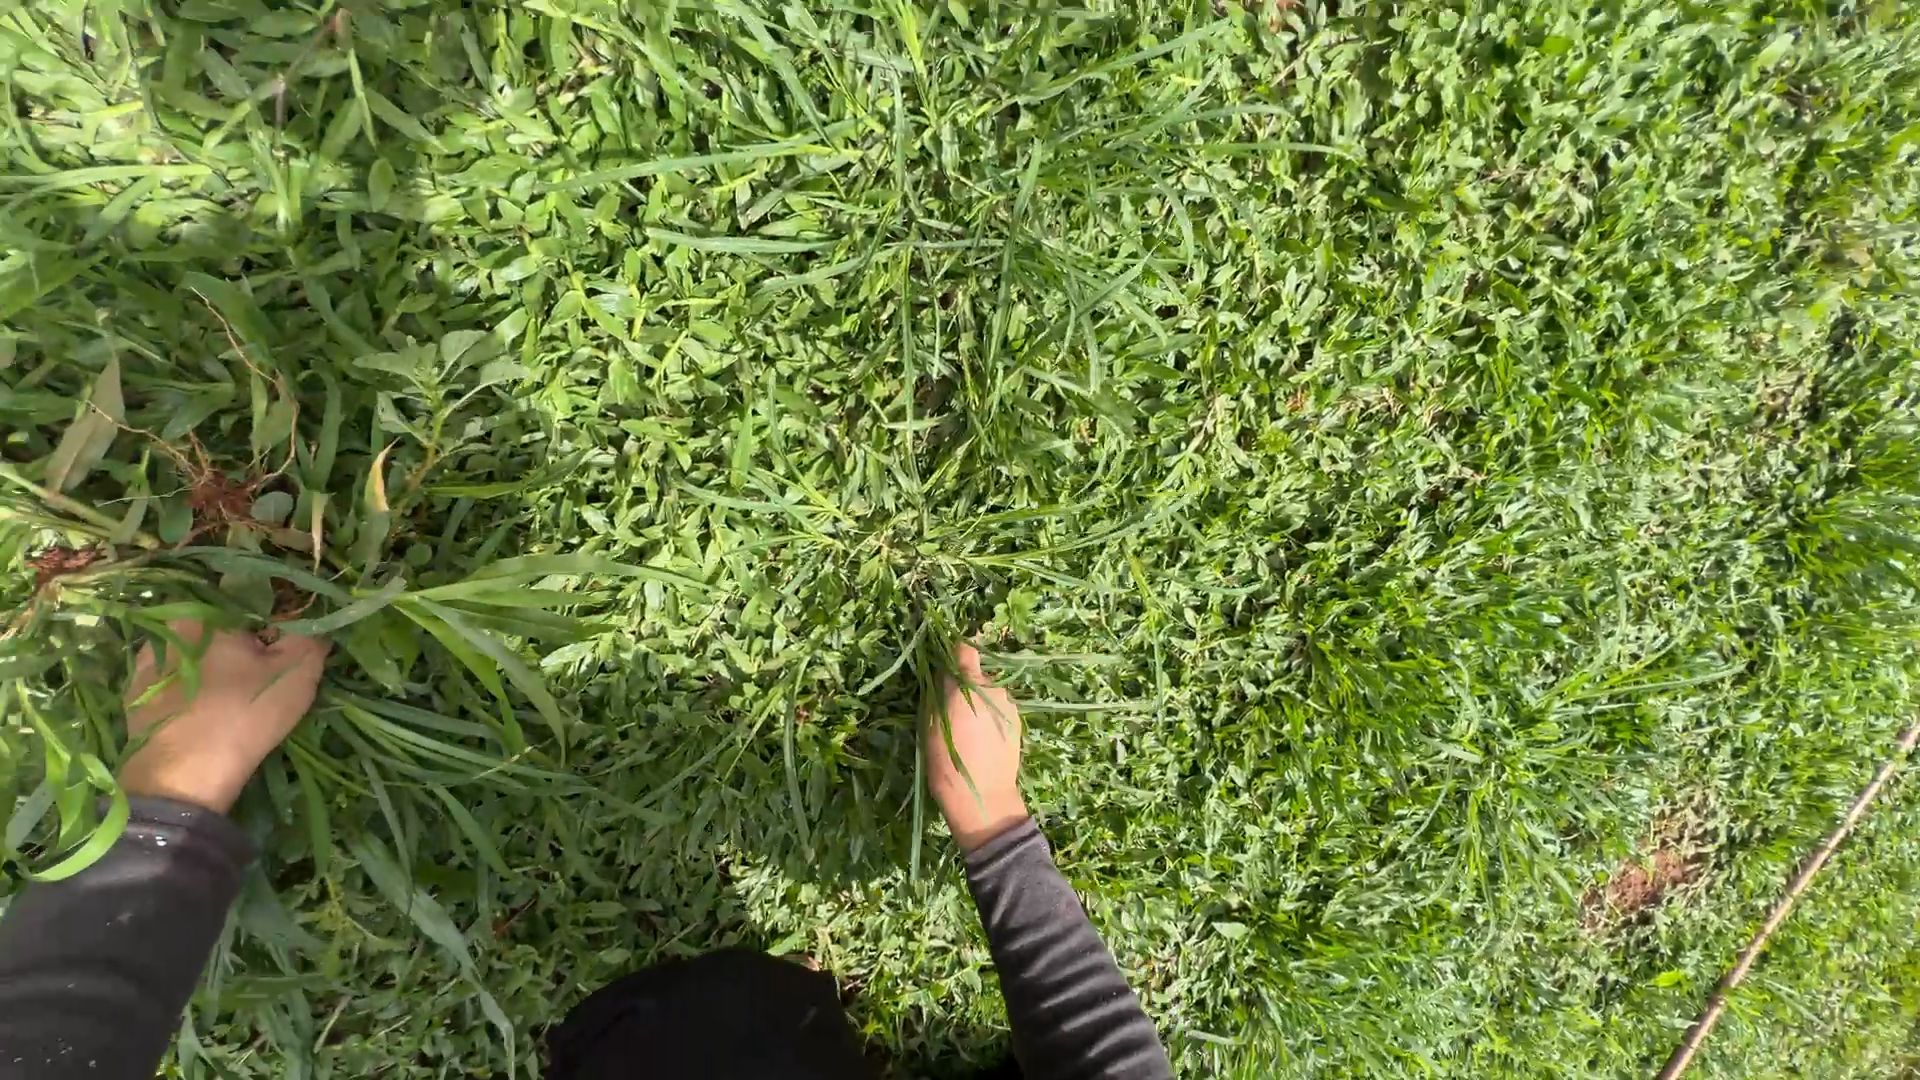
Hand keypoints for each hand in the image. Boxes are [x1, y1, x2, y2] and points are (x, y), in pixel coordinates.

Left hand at [120, 621, 328, 812]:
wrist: (183, 777)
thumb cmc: (245, 711)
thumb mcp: (300, 667)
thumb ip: (312, 634)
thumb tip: (318, 623)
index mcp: (201, 618)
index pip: (252, 608)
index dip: (280, 625)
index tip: (295, 648)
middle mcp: (164, 637)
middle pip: (224, 634)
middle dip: (250, 647)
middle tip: (275, 673)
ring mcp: (143, 672)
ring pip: (202, 659)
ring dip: (225, 669)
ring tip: (249, 695)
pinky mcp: (135, 703)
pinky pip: (182, 685)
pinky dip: (203, 692)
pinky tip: (220, 712)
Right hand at [926, 643, 1027, 851]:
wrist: (983, 798)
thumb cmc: (947, 763)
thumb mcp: (931, 726)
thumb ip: (938, 694)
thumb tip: (942, 674)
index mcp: (968, 686)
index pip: (964, 650)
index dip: (955, 652)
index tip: (946, 659)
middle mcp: (993, 689)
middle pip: (976, 674)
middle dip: (965, 684)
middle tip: (951, 707)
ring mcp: (1008, 705)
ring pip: (989, 693)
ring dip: (979, 701)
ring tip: (968, 729)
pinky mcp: (1017, 722)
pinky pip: (999, 709)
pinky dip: (990, 715)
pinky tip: (982, 738)